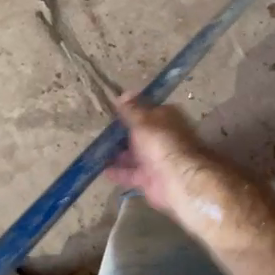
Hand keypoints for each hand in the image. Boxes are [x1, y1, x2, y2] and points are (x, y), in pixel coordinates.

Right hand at [106, 92, 212, 211]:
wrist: (177, 180)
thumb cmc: (160, 143)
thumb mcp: (142, 122)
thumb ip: (131, 110)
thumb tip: (124, 93)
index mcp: (165, 119)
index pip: (148, 111)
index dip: (132, 109)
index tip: (114, 109)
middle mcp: (162, 138)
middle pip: (140, 134)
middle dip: (123, 133)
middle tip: (101, 129)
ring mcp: (156, 160)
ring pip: (134, 154)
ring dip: (118, 153)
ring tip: (97, 149)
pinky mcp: (149, 179)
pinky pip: (130, 173)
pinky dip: (118, 172)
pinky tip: (102, 169)